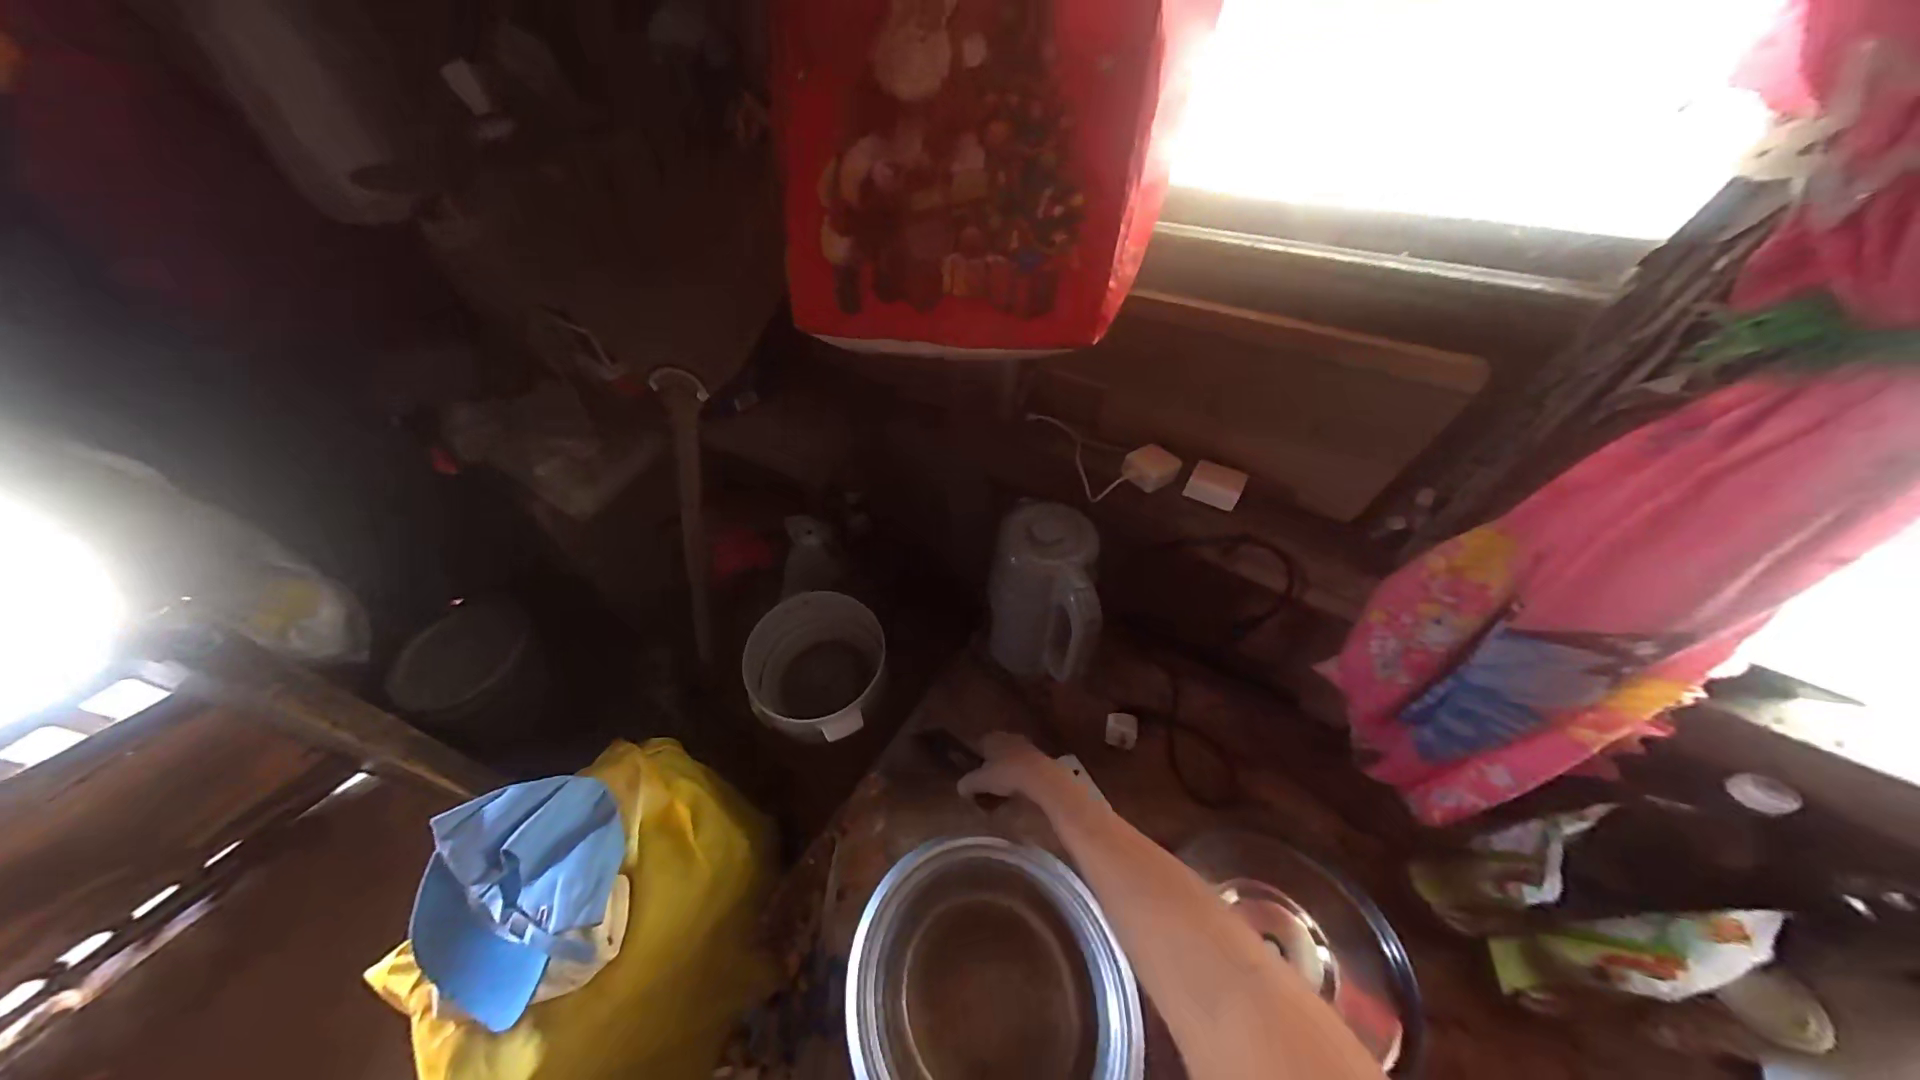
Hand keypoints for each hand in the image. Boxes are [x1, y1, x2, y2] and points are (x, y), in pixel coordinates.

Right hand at [957, 731, 1068, 804]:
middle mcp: (1007, 736)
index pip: (978, 744)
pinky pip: (1023, 763)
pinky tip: (1019, 784)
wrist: (1040, 776)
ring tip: (1003, 785)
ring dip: (1006, 767)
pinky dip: (1019, 772)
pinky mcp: (1038, 755)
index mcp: (991, 737)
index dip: (975, 758)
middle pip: (995, 749)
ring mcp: (1025, 744)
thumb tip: (960, 788)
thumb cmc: (1006, 774)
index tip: (974, 773)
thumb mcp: (980, 782)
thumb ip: (967, 783)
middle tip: (988, 780)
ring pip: (1010, 755)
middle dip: (991, 763)